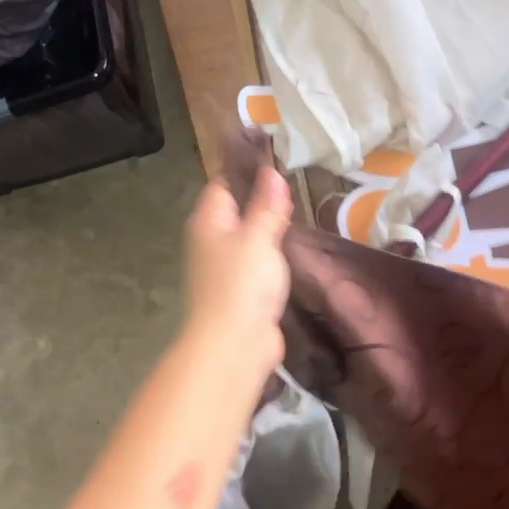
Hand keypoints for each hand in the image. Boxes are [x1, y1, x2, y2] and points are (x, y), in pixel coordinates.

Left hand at [181, 165, 291, 375]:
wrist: (236, 344)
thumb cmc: (242, 284)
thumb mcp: (258, 236)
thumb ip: (266, 206)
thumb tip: (271, 173)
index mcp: (207, 222)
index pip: (224, 185)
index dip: (248, 173)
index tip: (278, 163)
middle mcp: (211, 242)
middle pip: (237, 213)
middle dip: (263, 204)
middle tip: (296, 193)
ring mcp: (225, 270)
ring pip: (250, 241)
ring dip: (271, 235)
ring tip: (300, 220)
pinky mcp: (242, 293)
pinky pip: (258, 267)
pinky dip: (273, 261)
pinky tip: (294, 256)